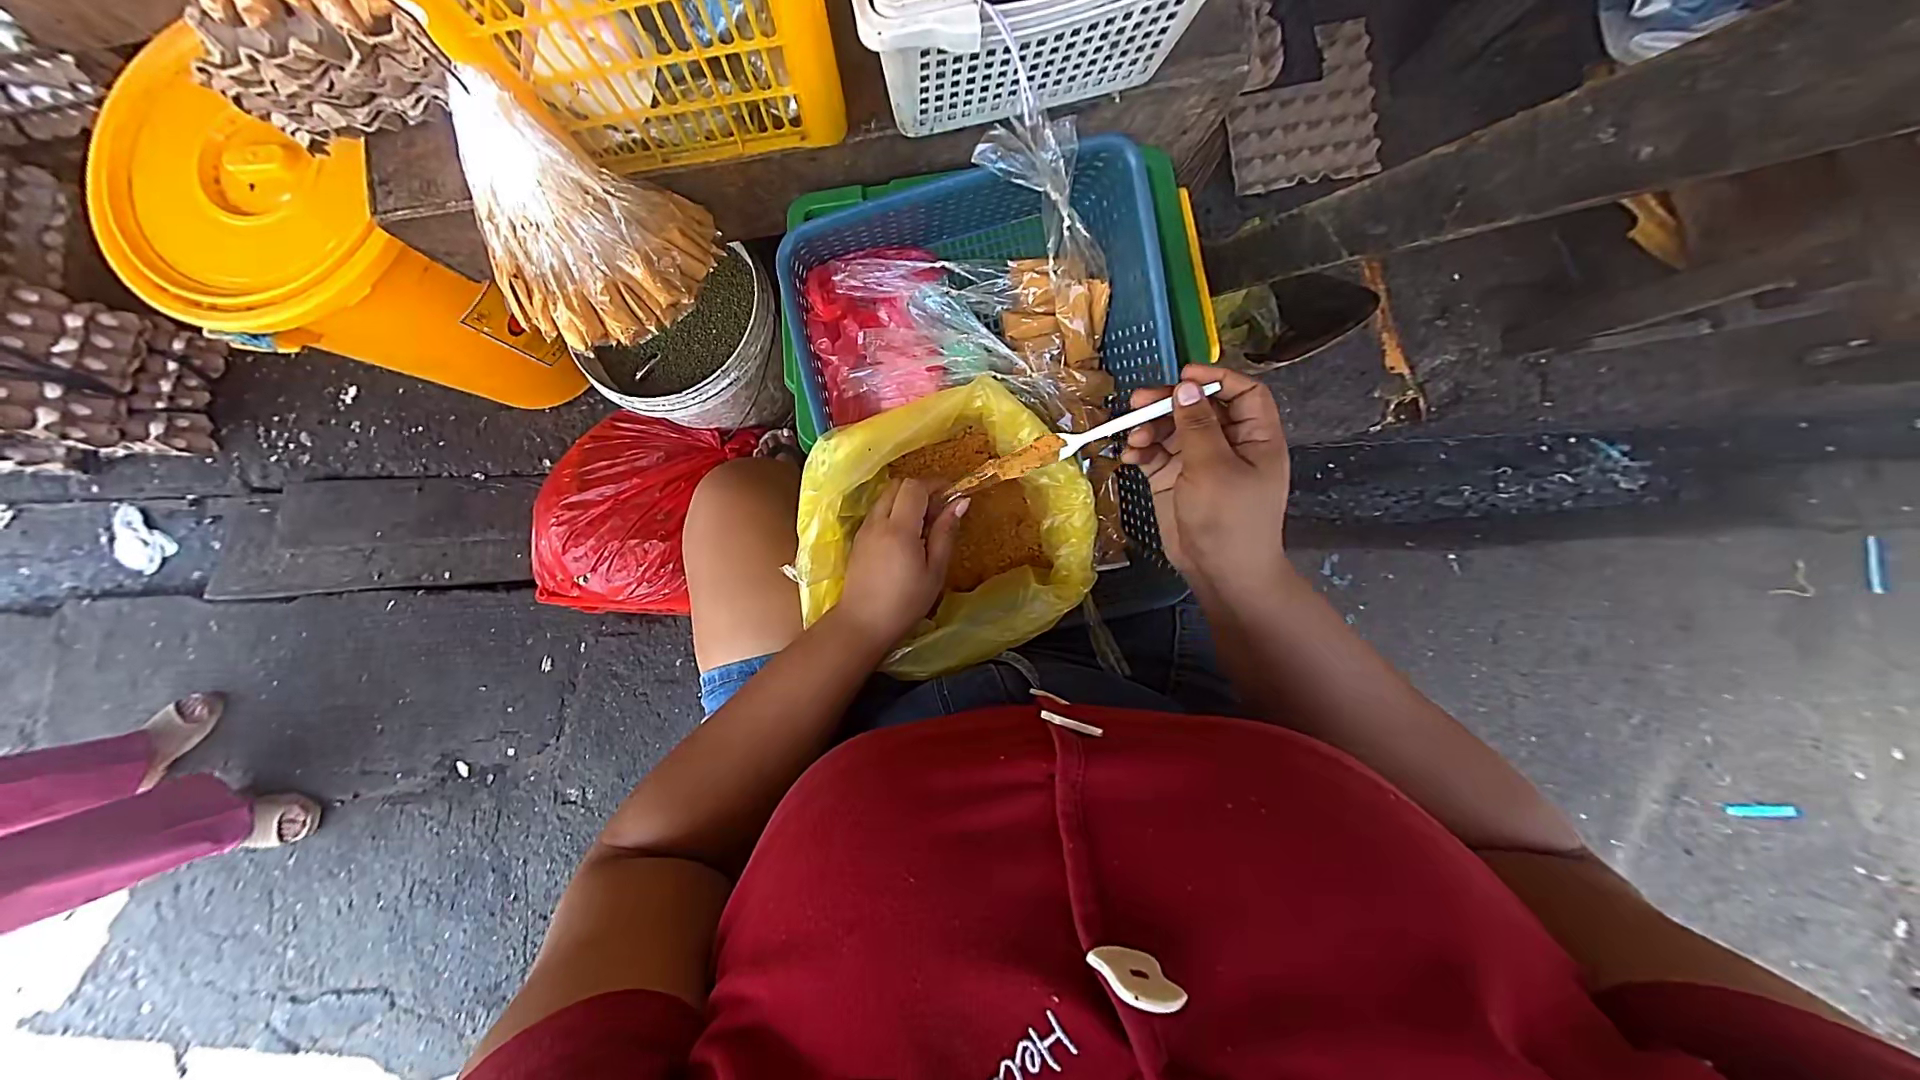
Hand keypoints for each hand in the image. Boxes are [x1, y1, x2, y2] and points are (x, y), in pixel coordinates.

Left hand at [832, 479, 968, 647]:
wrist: (862, 623)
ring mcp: (864, 530)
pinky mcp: (858, 540)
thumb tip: (960, 502)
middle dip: (919, 490)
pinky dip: (893, 513)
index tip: (952, 496)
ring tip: (923, 527)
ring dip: (905, 501)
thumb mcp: (934, 571)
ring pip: (885, 498)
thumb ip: (946, 533)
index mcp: (899, 528)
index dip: (935, 485)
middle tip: (938, 512)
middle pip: (897, 486)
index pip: (914, 487)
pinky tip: (905, 538)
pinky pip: (877, 513)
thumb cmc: (905, 602)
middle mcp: (877, 522)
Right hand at [1120, 365, 1290, 593]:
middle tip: (1138, 402)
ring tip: (1132, 437)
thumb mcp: (1214, 467)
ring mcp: (1200, 463)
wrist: (1220, 572)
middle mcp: (1228, 445)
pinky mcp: (1175, 480)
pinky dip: (1142, 451)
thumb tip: (1186, 386)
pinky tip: (1130, 455)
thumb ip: (1197, 425)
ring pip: (1173, 430)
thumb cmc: (1229, 520)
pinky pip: (1156, 455)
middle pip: (1199, 409)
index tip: (1184, 376)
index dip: (1216, 379)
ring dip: (1150, 428)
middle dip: (1169, 403)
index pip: (1243, 394)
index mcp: (1255, 438)